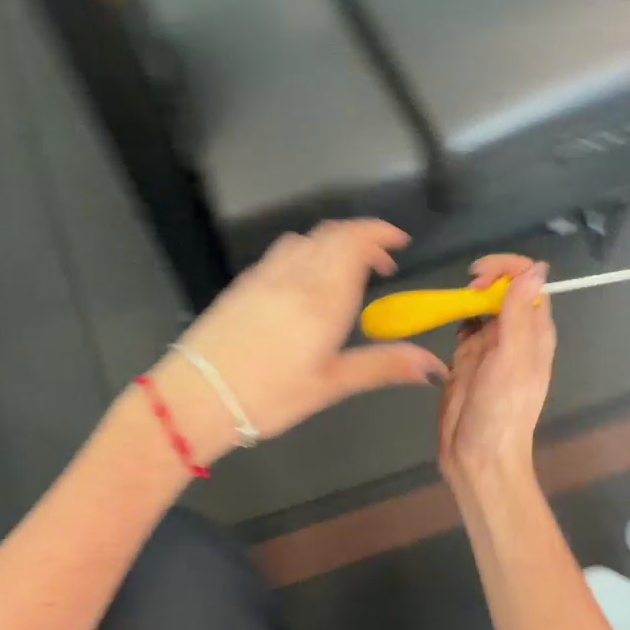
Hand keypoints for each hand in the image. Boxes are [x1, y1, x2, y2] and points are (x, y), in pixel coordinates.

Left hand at [158, 220, 447, 463]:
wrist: (197, 396)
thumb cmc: (269, 396)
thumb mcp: (331, 385)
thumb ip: (383, 366)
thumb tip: (433, 366)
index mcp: (323, 296)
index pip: (356, 242)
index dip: (380, 234)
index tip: (398, 242)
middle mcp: (295, 275)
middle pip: (332, 234)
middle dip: (361, 235)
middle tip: (381, 258)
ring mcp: (264, 276)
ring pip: (305, 239)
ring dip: (331, 241)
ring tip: (345, 266)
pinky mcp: (242, 285)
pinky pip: (281, 252)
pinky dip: (304, 251)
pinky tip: (303, 280)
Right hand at [438, 254, 555, 485]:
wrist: (478, 458)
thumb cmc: (501, 412)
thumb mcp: (511, 359)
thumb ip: (519, 314)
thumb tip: (535, 269)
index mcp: (535, 334)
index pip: (530, 283)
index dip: (507, 270)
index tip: (479, 276)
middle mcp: (515, 336)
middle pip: (504, 290)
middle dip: (485, 281)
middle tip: (466, 290)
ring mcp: (490, 349)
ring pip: (482, 308)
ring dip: (468, 301)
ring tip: (455, 308)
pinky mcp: (467, 362)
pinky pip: (463, 330)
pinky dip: (455, 322)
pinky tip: (449, 329)